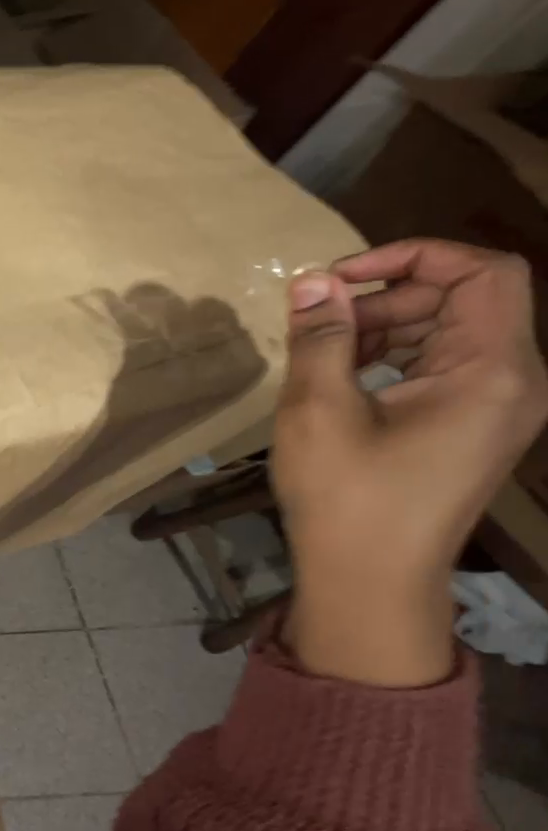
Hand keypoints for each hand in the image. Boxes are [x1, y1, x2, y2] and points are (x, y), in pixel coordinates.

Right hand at [271, 239, 547, 686]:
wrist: (371, 574)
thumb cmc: (347, 493)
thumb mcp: (318, 410)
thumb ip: (322, 338)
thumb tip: (313, 281)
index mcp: (495, 371)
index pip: (485, 272)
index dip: (412, 256)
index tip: (336, 278)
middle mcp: (516, 380)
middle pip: (467, 298)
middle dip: (387, 295)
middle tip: (316, 321)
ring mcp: (500, 405)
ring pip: (454, 330)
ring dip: (386, 325)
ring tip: (323, 351)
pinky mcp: (475, 424)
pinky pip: (446, 364)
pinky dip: (395, 354)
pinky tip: (345, 377)